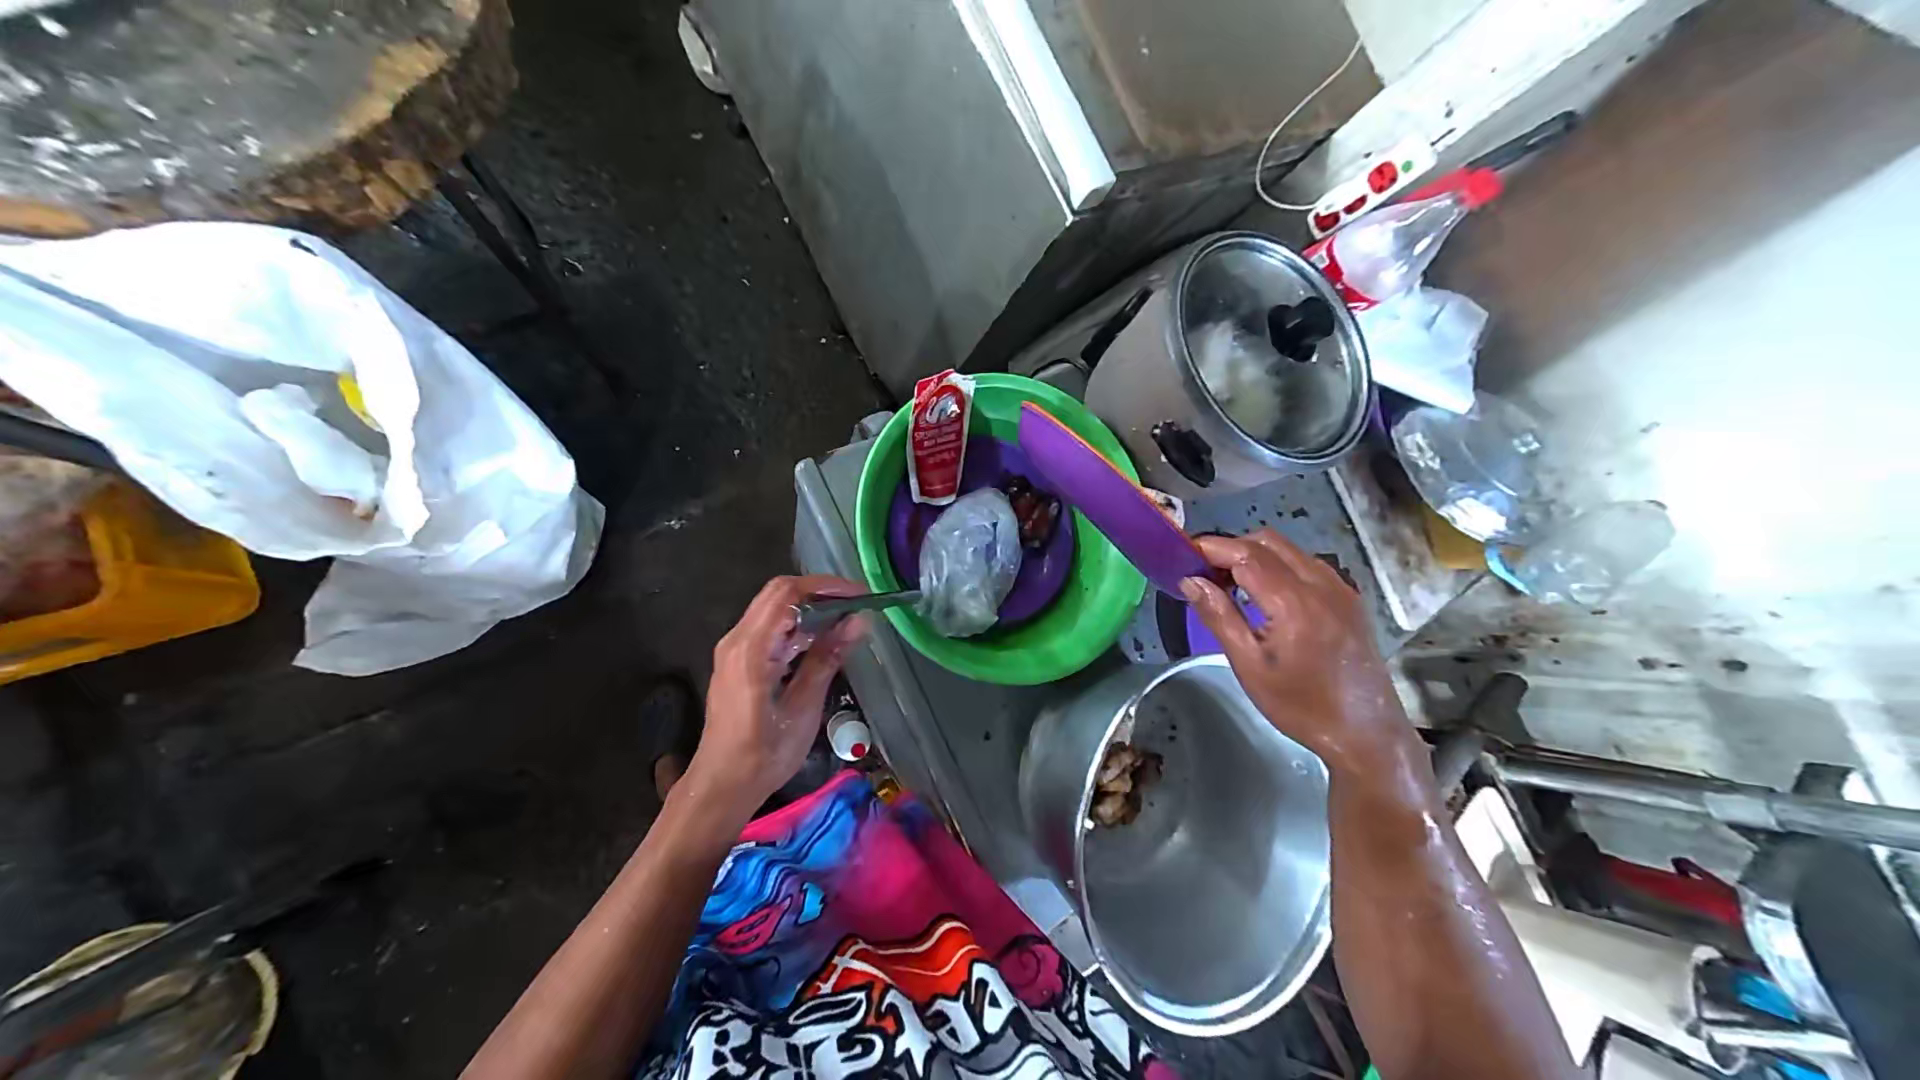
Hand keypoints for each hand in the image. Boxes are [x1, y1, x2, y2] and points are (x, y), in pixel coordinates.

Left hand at [688, 574, 870, 812]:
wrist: (722, 786)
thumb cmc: (763, 754)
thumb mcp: (803, 708)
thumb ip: (827, 659)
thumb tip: (857, 622)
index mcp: (750, 648)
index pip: (786, 593)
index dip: (825, 587)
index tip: (859, 595)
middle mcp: (737, 640)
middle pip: (778, 594)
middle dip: (820, 594)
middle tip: (856, 606)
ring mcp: (734, 650)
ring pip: (773, 610)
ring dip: (809, 610)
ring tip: (845, 622)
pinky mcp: (737, 662)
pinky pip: (769, 629)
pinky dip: (796, 627)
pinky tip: (821, 642)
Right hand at [1182, 530, 1421, 778]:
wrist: (1365, 733)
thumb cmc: (1300, 705)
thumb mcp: (1249, 666)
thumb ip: (1219, 616)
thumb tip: (1190, 581)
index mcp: (1294, 602)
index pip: (1245, 554)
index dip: (1211, 548)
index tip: (1184, 555)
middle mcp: (1321, 584)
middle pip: (1267, 541)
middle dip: (1231, 548)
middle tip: (1204, 573)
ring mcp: (1340, 589)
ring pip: (1289, 550)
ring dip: (1255, 555)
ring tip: (1230, 584)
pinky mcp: (1348, 598)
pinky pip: (1307, 564)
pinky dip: (1279, 566)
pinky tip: (1265, 595)